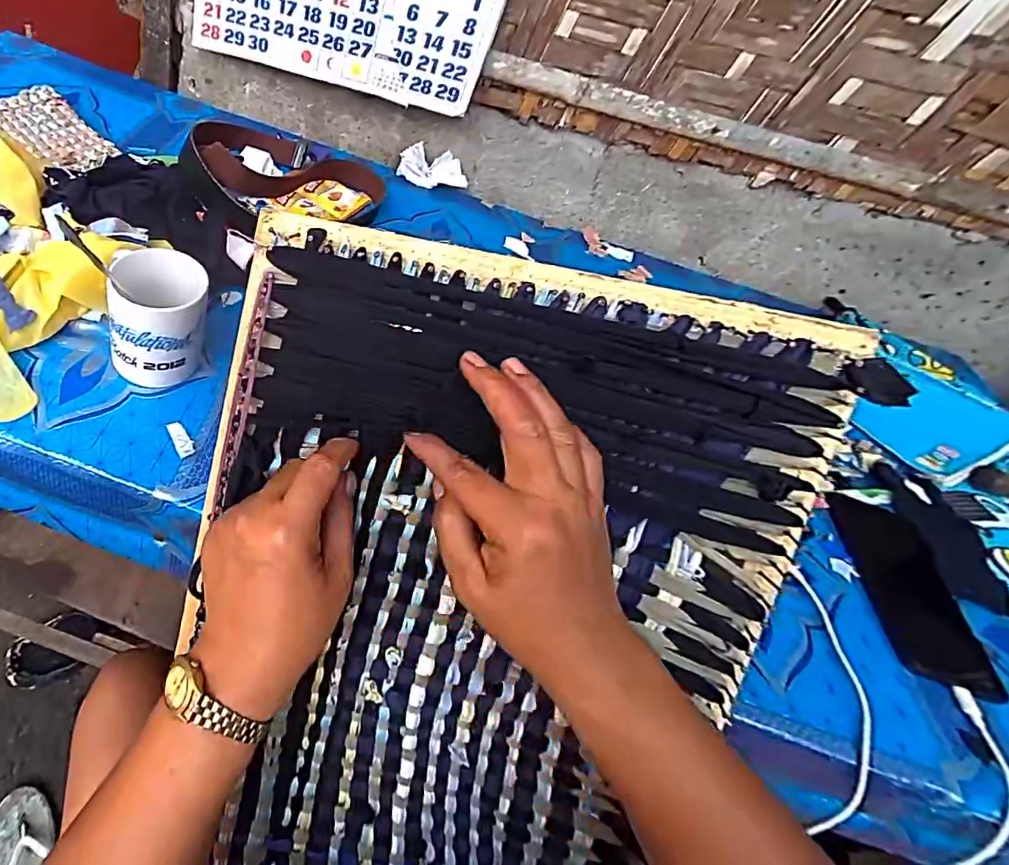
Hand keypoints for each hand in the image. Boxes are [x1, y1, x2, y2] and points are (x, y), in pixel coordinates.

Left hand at [192, 437, 359, 720]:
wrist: (237, 664)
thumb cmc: (295, 629)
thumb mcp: (335, 578)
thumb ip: (340, 521)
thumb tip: (344, 481)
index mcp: (286, 528)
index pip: (316, 468)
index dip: (337, 451)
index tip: (350, 447)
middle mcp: (252, 515)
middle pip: (291, 471)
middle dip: (315, 475)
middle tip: (332, 498)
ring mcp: (229, 521)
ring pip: (270, 488)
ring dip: (290, 496)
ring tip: (300, 534)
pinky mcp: (215, 529)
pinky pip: (251, 506)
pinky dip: (268, 512)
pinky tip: (273, 545)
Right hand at [405, 352, 635, 694]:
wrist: (588, 647)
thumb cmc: (524, 623)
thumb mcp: (471, 586)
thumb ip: (453, 527)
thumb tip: (448, 484)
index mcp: (518, 526)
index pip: (466, 474)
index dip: (435, 452)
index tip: (414, 436)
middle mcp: (553, 502)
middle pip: (523, 428)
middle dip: (494, 389)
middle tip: (472, 362)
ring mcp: (580, 497)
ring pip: (558, 428)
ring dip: (533, 391)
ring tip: (510, 364)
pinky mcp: (594, 500)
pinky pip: (583, 449)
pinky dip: (564, 421)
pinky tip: (547, 405)